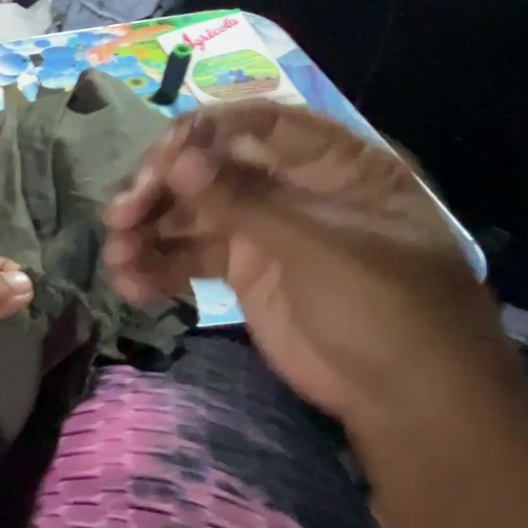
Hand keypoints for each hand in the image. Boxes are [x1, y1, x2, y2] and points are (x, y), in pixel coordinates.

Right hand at [102, 102, 506, 425]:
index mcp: (332, 166)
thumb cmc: (389, 310)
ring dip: (146, 232)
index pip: (259, 125)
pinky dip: (155, 268)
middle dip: (158, 191)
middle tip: (120, 216)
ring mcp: (264, 230)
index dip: (203, 135)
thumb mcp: (319, 249)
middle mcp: (292, 188)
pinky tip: (130, 286)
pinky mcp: (241, 271)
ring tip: (117, 258)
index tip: (158, 162)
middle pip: (209, 169)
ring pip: (189, 213)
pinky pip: (187, 256)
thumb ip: (243, 201)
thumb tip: (176, 157)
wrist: (410, 402)